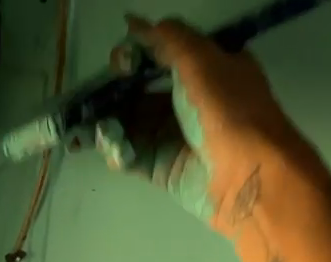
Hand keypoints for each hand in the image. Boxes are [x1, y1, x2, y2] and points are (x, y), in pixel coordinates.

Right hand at [97, 16, 320, 227]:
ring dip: (108, 127)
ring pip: (129, 127)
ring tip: (93, 134)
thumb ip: (166, 38)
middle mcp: (187, 102)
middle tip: (88, 106)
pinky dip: (119, 152)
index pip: (160, 58)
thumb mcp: (200, 60)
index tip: (119, 65)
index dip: (135, 59)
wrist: (243, 170)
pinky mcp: (162, 168)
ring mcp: (173, 137)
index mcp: (204, 69)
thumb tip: (132, 22)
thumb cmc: (225, 109)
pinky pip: (132, 156)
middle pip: (137, 95)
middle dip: (110, 99)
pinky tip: (117, 151)